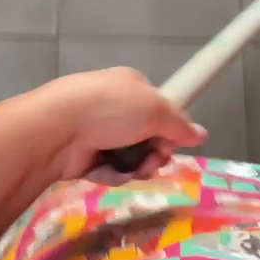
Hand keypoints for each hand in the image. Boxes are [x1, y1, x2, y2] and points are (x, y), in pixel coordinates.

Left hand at [21, 68, 207, 181]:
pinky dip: (113, 175)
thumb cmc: (110, 108)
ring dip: (137, 167)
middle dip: (155, 152)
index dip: (169, 127)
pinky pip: (110, 170)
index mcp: (128, 85)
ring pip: (130, 156)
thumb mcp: (155, 108)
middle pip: (147, 135)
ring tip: (133, 170)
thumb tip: (201, 133)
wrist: (58, 128)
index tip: (173, 141)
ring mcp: (96, 131)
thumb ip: (180, 124)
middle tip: (155, 159)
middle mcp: (112, 105)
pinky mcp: (83, 156)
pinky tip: (109, 173)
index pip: (158, 107)